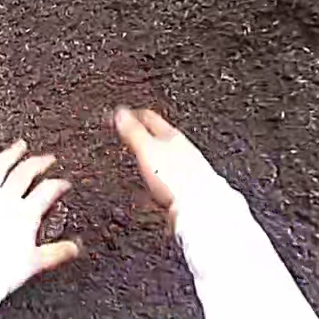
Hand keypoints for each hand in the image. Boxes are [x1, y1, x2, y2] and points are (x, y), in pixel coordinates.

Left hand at [0, 140, 80, 310]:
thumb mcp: (34, 263)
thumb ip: (57, 252)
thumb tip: (74, 248)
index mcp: (26, 214)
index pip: (48, 190)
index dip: (59, 184)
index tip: (64, 183)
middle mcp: (6, 201)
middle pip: (26, 172)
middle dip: (40, 162)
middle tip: (48, 158)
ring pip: (0, 167)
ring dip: (11, 154)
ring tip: (19, 145)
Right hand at [114, 107, 222, 221]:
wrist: (199, 205)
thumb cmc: (176, 176)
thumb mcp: (146, 149)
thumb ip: (133, 131)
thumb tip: (120, 113)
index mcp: (171, 136)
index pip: (148, 118)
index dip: (131, 115)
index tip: (119, 115)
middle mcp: (182, 149)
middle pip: (158, 135)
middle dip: (142, 133)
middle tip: (128, 133)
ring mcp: (186, 167)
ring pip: (165, 155)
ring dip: (151, 154)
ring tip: (139, 157)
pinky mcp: (187, 186)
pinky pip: (168, 175)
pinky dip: (157, 174)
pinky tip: (153, 183)